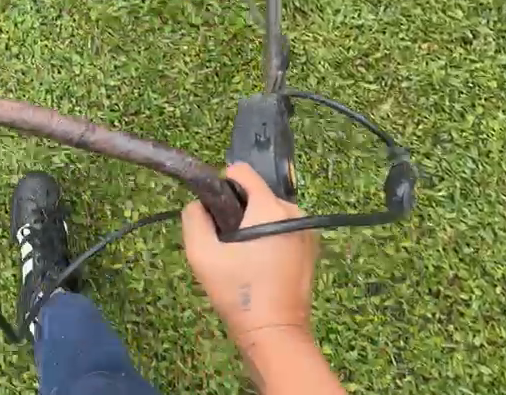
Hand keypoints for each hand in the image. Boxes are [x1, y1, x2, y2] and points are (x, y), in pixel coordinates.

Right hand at [181, 163, 316, 350]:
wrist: (275, 334)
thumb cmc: (238, 292)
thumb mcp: (201, 254)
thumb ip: (194, 217)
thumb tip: (200, 203)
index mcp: (270, 207)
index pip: (242, 171)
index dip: (223, 185)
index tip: (216, 213)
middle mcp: (294, 211)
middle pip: (256, 192)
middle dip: (239, 209)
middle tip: (228, 243)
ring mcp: (306, 230)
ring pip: (269, 210)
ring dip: (255, 223)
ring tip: (244, 256)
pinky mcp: (312, 248)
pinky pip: (283, 226)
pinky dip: (270, 236)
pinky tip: (260, 263)